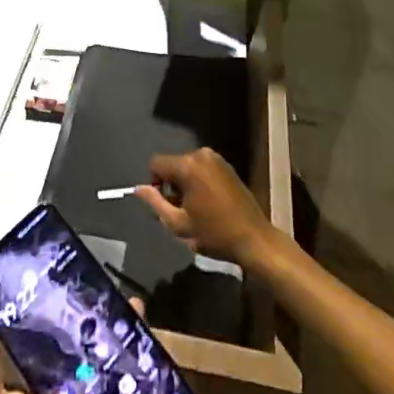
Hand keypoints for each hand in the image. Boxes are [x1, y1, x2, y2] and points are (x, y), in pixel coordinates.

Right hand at [136, 148, 277, 266]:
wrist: (254, 239)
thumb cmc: (214, 233)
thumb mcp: (178, 224)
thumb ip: (155, 203)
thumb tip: (139, 189)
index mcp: (188, 166)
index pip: (156, 163)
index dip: (153, 183)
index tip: (164, 204)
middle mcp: (201, 155)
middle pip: (172, 164)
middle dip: (170, 185)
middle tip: (180, 211)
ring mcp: (217, 158)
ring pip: (187, 167)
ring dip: (184, 184)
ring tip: (195, 209)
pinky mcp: (227, 165)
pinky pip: (202, 168)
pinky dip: (198, 182)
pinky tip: (208, 203)